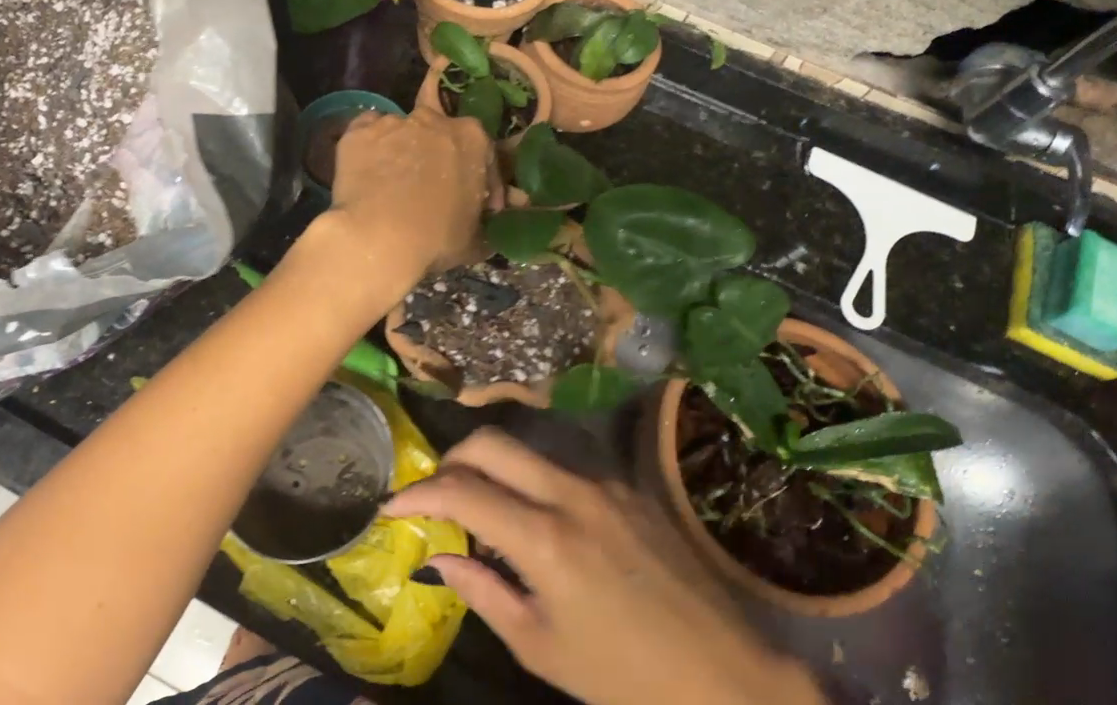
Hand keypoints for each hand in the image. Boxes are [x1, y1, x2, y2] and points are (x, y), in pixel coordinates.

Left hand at [326, 109, 498, 279]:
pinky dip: (369, 146)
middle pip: (439, 128)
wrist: (379, 235)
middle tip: (428, 180)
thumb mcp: (475, 239)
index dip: (482, 181)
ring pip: (400, 128)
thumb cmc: (437, 237)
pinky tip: (366, 167)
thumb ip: (482, 223)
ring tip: (391, 178)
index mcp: (472, 139)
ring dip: (401, 147)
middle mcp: (433, 122)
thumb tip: (483, 227)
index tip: (476, 203)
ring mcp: (393, 123)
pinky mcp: (358, 131)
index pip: (484, 154)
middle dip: (437, 149)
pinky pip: (366, 131)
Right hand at [382, 430, 824, 704]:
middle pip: (492, 442)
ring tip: (480, 512)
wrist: (724, 672)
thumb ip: (483, 591)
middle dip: (450, 459)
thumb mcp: (541, 646)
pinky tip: (532, 522)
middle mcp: (572, 494)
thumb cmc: (623, 675)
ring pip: (527, 450)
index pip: (462, 490)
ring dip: (491, 468)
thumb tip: (438, 558)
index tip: (392, 506)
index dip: (418, 493)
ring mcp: (604, 484)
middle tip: (434, 495)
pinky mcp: (628, 488)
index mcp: (546, 539)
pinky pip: (562, 468)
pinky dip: (530, 481)